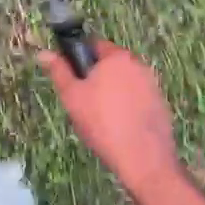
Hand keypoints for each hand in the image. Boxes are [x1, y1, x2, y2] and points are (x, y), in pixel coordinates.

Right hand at [37, 40, 179, 191]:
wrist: (143, 160)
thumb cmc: (102, 123)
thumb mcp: (72, 96)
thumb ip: (58, 71)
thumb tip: (44, 53)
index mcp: (117, 56)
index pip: (94, 45)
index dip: (80, 60)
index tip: (74, 81)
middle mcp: (138, 64)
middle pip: (110, 65)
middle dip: (97, 79)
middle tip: (84, 103)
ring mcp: (153, 86)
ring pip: (124, 84)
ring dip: (112, 94)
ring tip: (102, 121)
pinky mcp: (161, 106)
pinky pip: (137, 100)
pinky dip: (128, 109)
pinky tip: (120, 129)